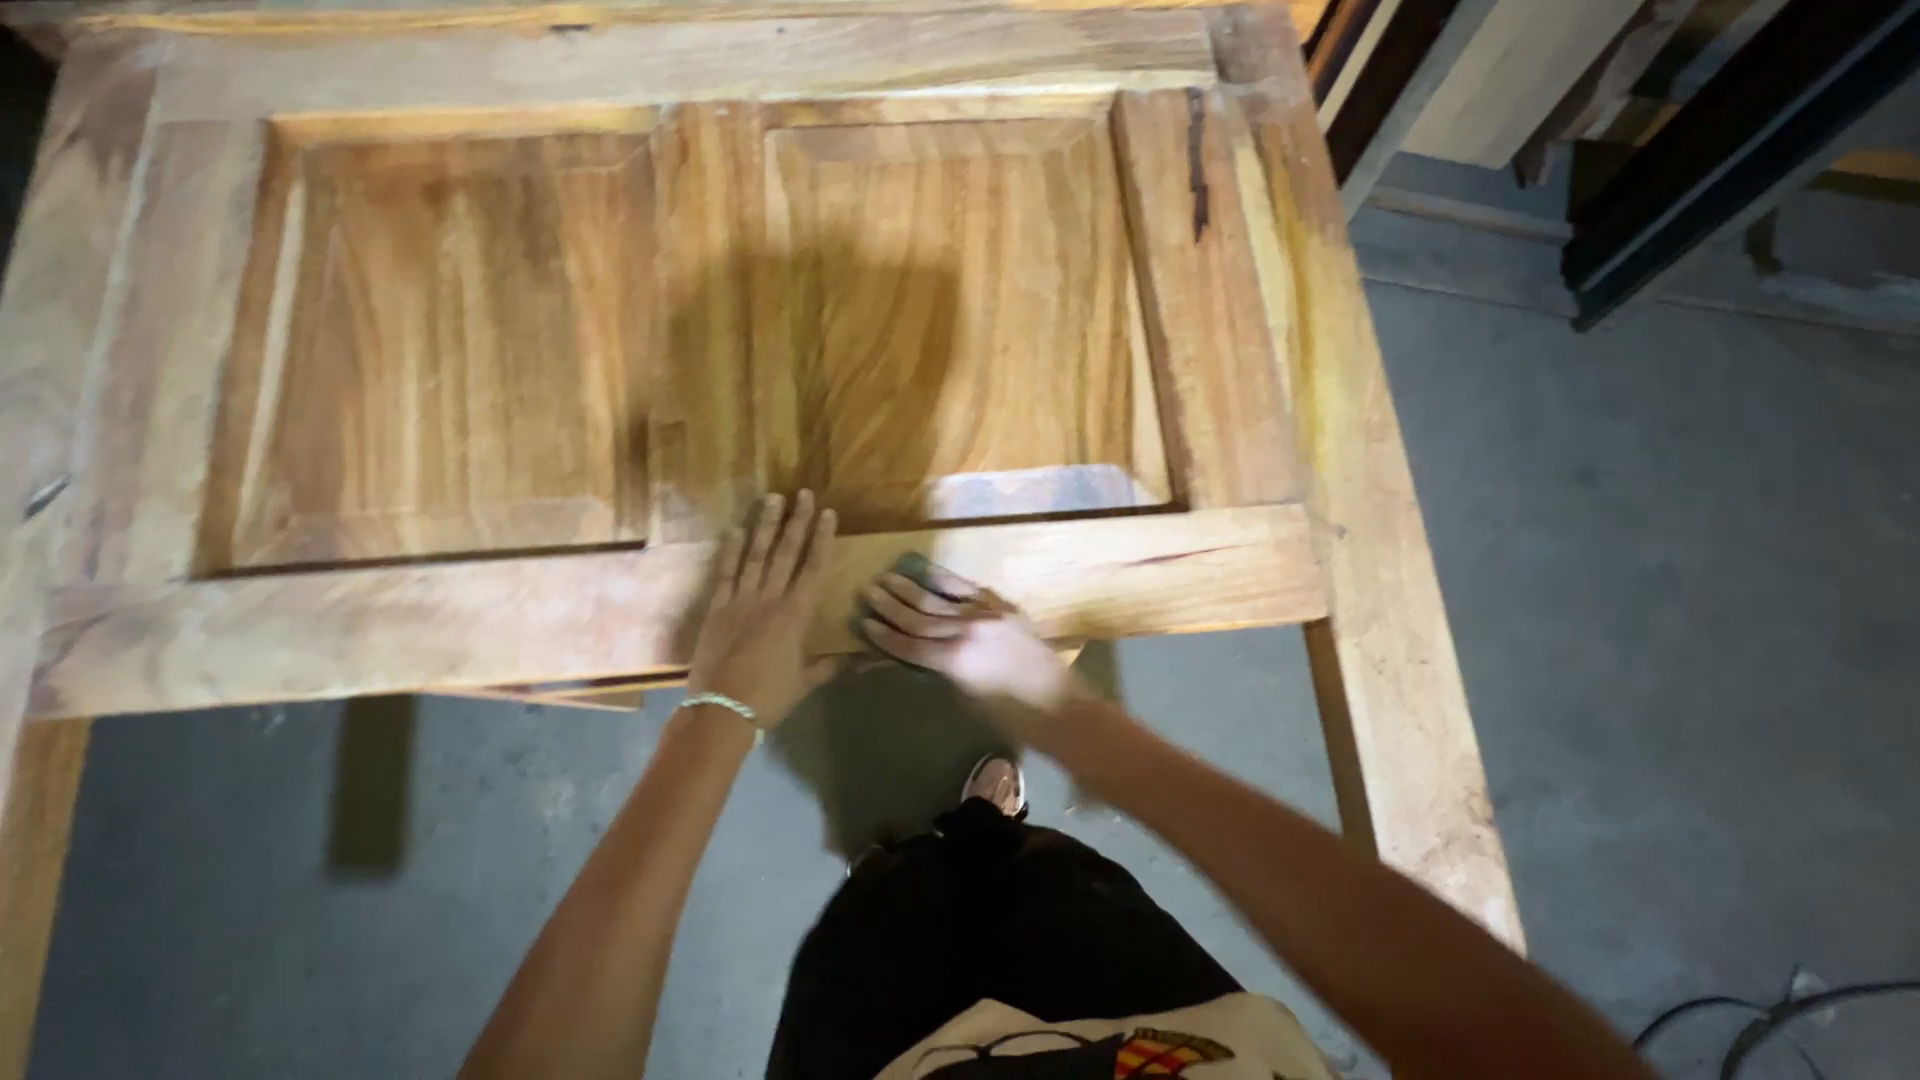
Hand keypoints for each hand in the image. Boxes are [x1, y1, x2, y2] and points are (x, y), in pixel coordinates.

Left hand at [687, 491, 838, 728]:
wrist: (722, 710)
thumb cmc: (769, 697)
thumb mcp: (806, 681)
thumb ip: (831, 666)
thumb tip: (865, 661)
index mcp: (796, 614)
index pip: (813, 567)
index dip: (822, 538)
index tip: (828, 513)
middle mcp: (770, 598)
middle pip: (786, 552)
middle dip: (797, 521)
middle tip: (803, 493)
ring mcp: (740, 600)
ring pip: (755, 554)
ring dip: (765, 525)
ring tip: (772, 499)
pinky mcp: (717, 609)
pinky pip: (725, 573)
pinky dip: (730, 551)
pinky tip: (735, 530)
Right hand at [859, 566, 1092, 739]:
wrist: (1060, 705)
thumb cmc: (1011, 716)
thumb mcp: (966, 698)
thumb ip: (940, 672)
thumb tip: (915, 657)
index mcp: (955, 661)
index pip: (909, 645)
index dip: (885, 635)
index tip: (864, 622)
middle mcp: (966, 632)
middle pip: (919, 617)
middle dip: (890, 605)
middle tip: (867, 591)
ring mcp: (986, 615)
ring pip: (939, 598)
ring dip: (910, 588)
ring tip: (887, 577)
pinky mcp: (1003, 607)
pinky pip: (968, 589)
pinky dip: (944, 580)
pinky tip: (926, 572)